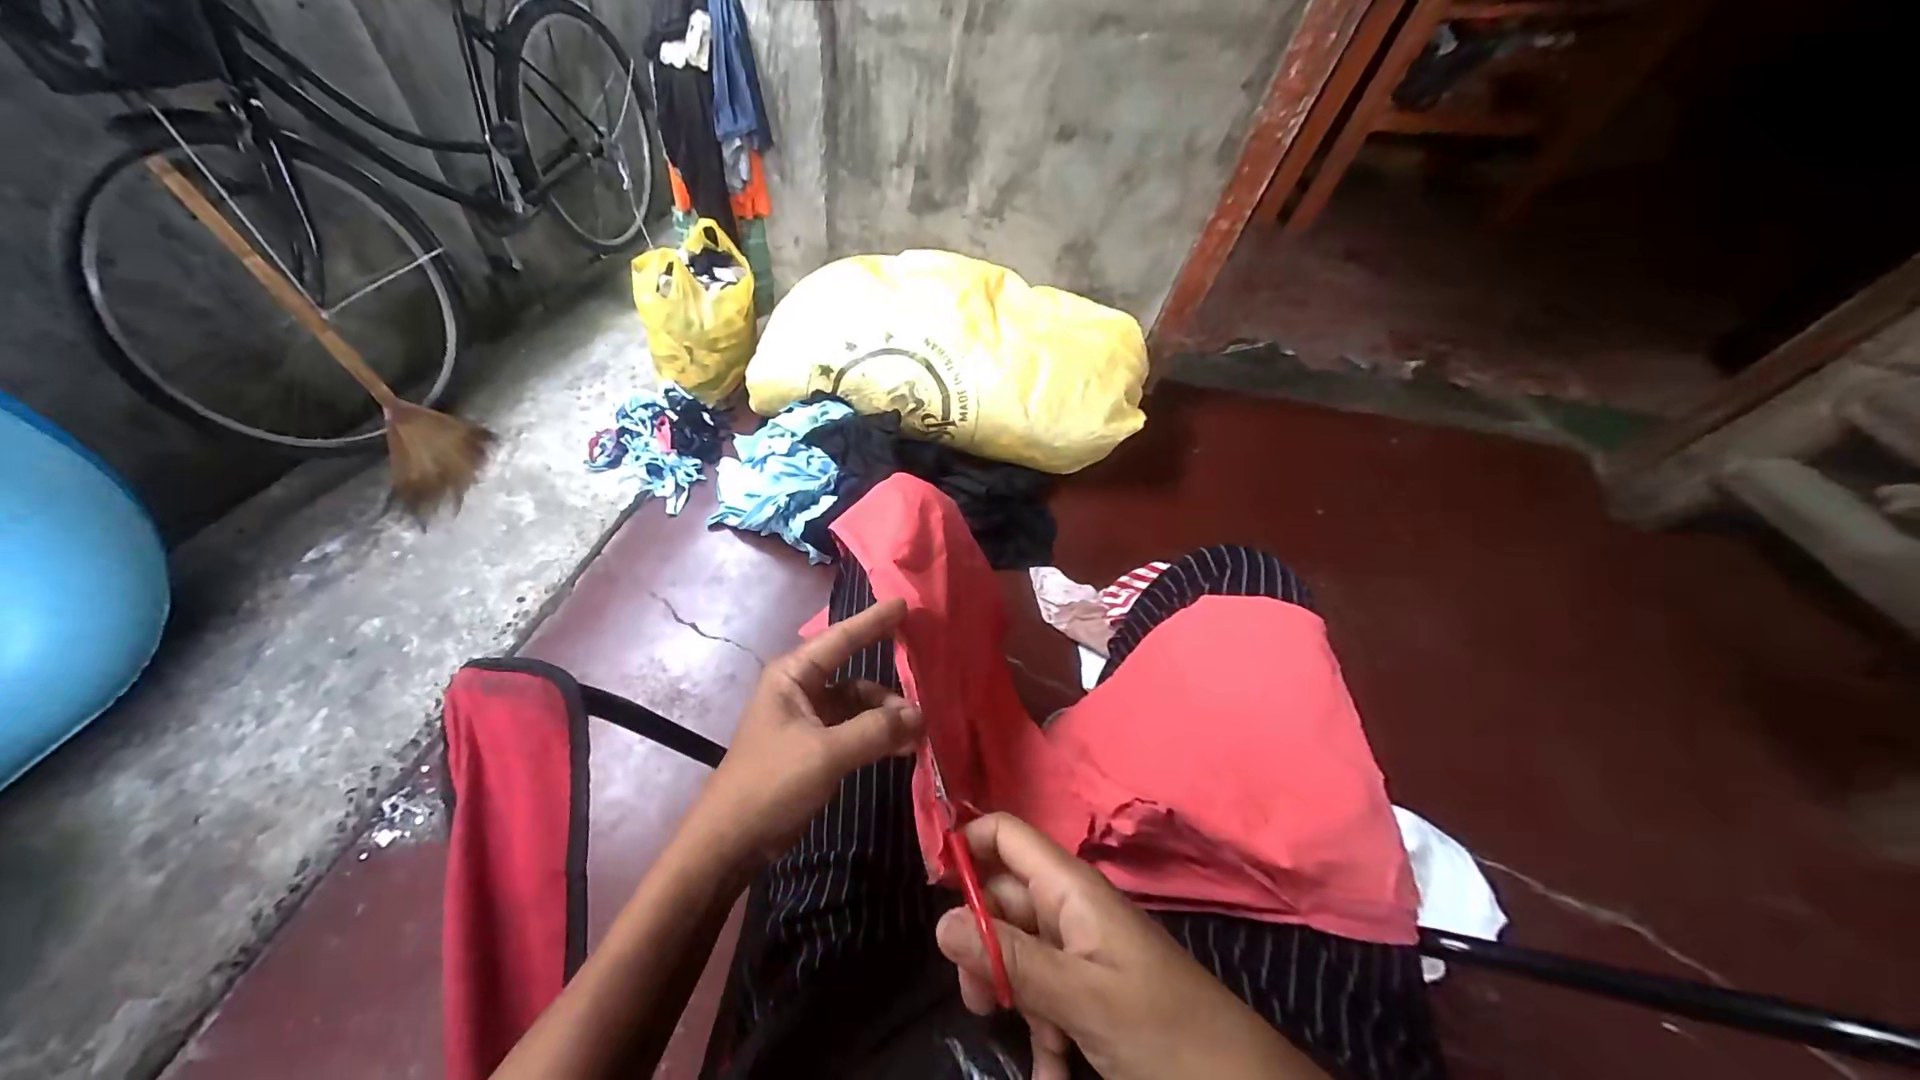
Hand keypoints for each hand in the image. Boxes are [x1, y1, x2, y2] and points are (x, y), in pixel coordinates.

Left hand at [688, 598, 923, 865]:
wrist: (732, 841)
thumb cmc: (771, 783)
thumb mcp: (826, 753)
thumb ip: (875, 730)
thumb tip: (920, 716)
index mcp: (794, 676)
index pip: (841, 638)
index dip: (874, 621)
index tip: (904, 603)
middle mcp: (802, 690)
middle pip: (857, 678)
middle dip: (890, 691)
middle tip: (926, 705)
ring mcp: (810, 721)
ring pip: (860, 708)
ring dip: (887, 719)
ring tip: (917, 737)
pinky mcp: (816, 749)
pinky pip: (856, 732)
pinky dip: (879, 738)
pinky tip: (903, 750)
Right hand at [935, 813, 1330, 1079]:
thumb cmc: (1162, 1029)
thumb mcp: (1082, 998)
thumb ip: (1010, 957)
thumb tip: (939, 921)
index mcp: (1070, 887)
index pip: (1005, 835)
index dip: (965, 846)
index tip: (932, 890)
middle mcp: (1070, 907)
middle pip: (1001, 898)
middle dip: (981, 943)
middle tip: (978, 996)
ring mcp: (1079, 948)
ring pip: (1015, 949)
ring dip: (1008, 992)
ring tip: (1023, 1036)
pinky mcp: (1087, 988)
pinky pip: (1040, 990)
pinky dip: (1038, 1028)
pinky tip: (1054, 1066)